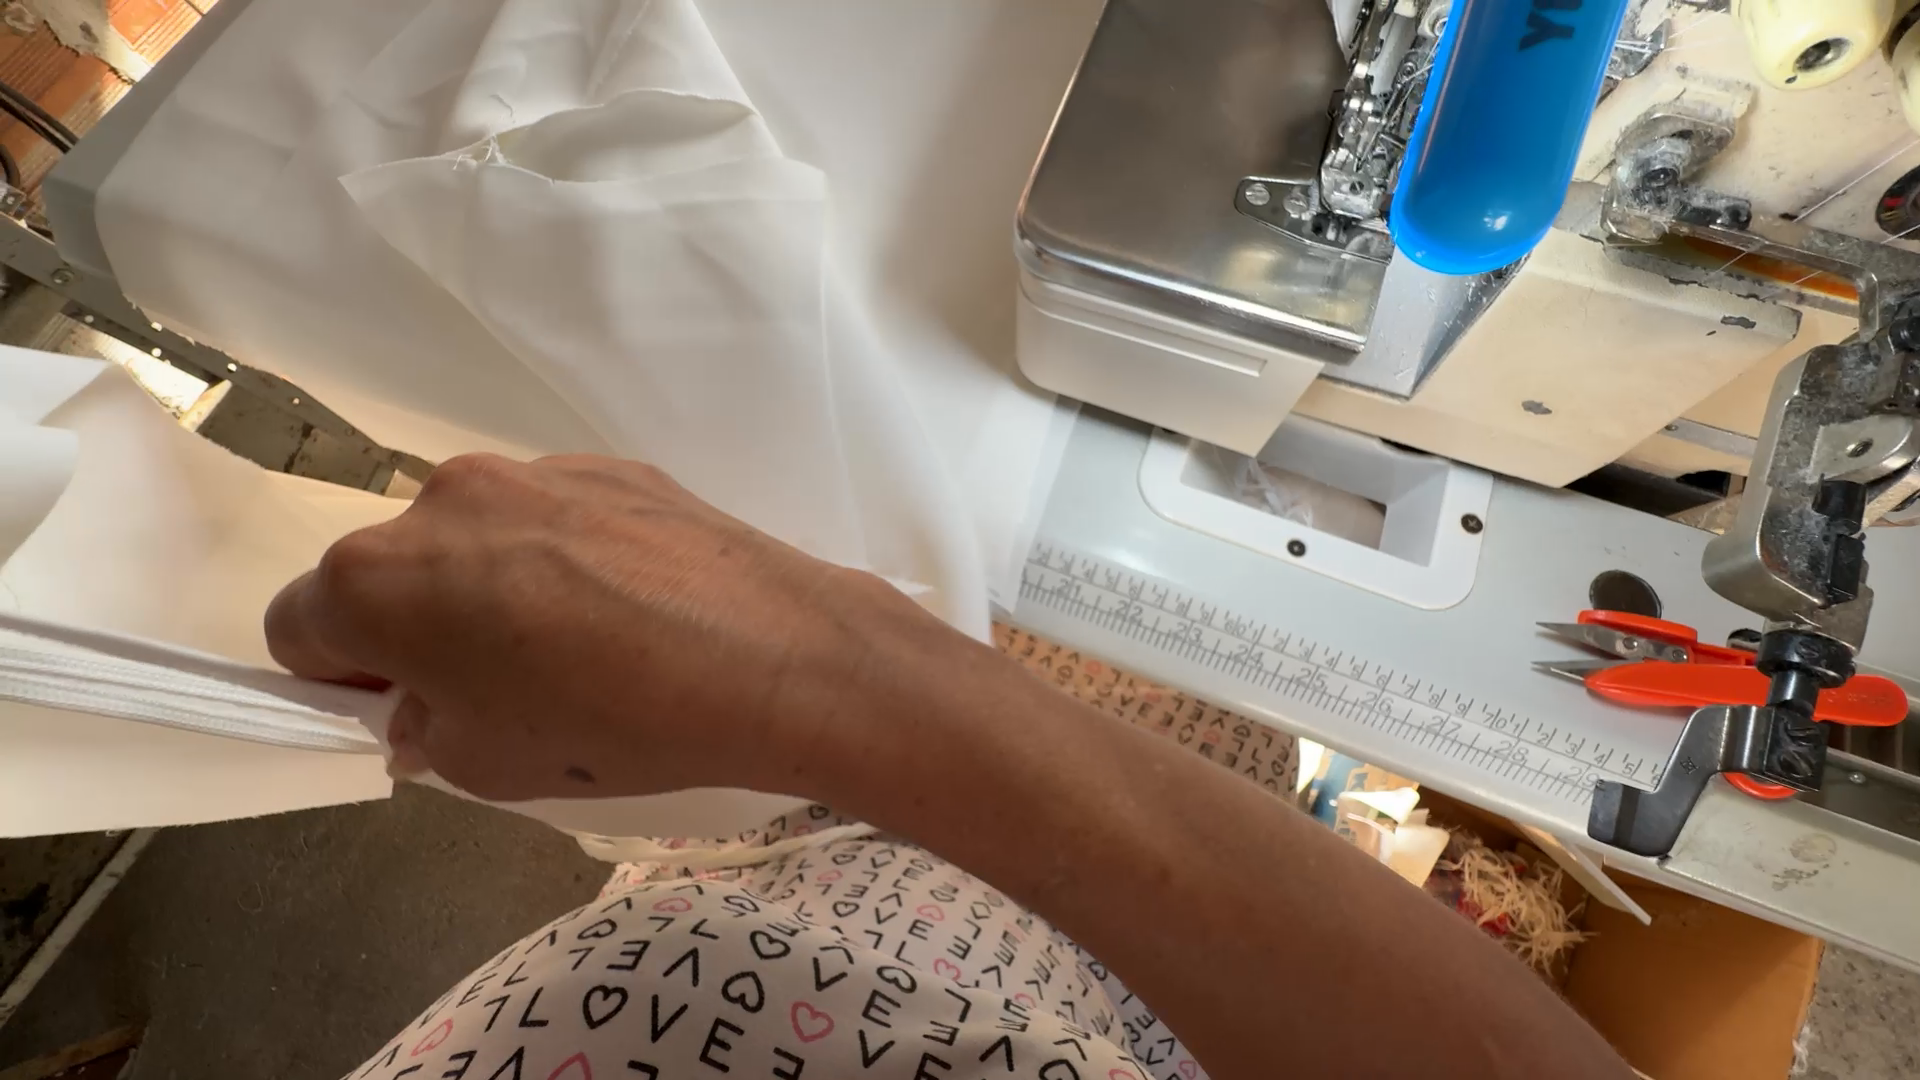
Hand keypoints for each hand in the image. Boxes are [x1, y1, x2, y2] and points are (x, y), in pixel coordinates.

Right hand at [265, 453, 919, 801]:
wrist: (776, 655)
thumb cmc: (619, 725)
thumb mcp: (489, 764)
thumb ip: (425, 725)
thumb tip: (424, 702)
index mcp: (381, 577)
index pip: (305, 627)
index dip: (348, 676)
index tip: (412, 704)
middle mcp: (450, 499)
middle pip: (402, 568)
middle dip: (431, 623)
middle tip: (514, 678)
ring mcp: (545, 471)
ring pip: (489, 534)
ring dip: (507, 579)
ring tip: (596, 637)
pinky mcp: (623, 464)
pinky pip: (567, 514)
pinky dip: (578, 551)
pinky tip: (645, 597)